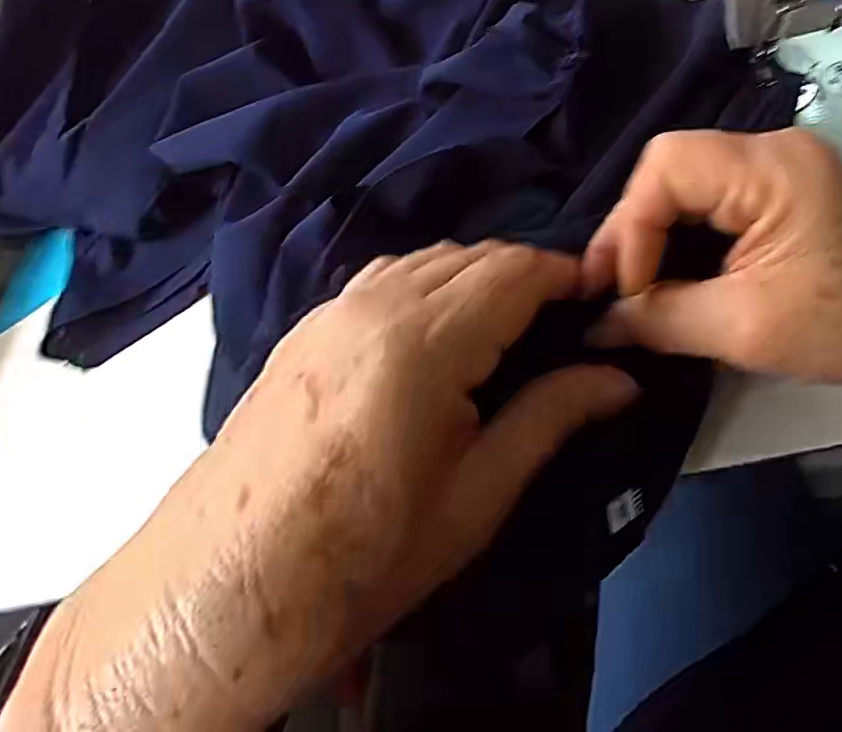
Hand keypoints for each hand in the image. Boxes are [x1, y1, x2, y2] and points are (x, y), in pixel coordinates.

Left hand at [2, 242, 638, 731]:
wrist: (220, 586)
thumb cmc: (361, 558)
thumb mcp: (474, 497)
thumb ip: (551, 418)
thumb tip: (621, 378)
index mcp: (422, 344)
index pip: (514, 273)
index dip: (565, 274)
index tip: (598, 296)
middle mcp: (375, 305)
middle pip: (473, 256)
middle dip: (528, 273)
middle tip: (563, 318)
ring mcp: (332, 309)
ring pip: (428, 259)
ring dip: (478, 274)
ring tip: (508, 322)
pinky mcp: (307, 324)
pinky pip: (386, 276)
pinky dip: (430, 282)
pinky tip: (438, 326)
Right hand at [583, 129, 841, 411]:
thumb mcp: (741, 331)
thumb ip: (658, 320)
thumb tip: (597, 323)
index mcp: (776, 170)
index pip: (669, 166)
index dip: (631, 224)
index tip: (623, 287)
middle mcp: (774, 146)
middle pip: (670, 164)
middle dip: (634, 225)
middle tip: (611, 281)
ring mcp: (777, 159)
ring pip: (681, 175)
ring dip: (650, 226)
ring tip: (630, 276)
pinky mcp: (775, 180)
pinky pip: (704, 188)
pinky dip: (677, 225)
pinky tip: (664, 260)